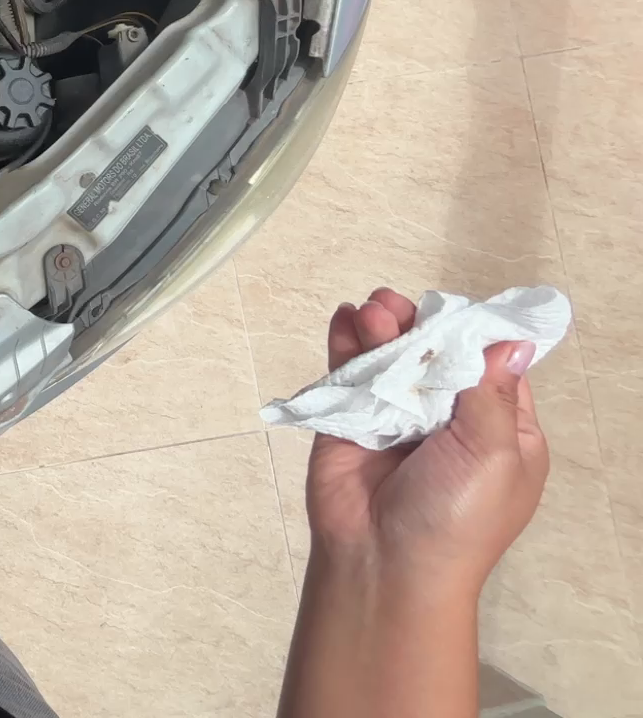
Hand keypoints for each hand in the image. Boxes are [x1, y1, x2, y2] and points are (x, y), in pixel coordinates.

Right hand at [305, 287, 549, 595]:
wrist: (383, 551)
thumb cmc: (457, 514)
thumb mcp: (493, 455)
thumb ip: (491, 396)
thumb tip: (510, 343)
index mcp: (499, 427)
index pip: (490, 367)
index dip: (474, 335)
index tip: (456, 309)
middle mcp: (446, 414)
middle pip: (433, 355)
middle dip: (417, 325)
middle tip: (396, 303)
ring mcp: (394, 412)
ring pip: (388, 358)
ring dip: (379, 329)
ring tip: (370, 308)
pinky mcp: (348, 414)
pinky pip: (347, 372)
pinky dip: (345, 343)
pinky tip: (344, 319)